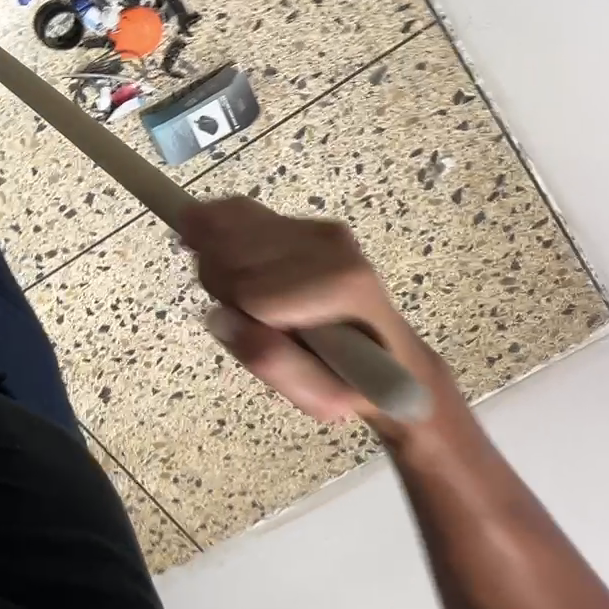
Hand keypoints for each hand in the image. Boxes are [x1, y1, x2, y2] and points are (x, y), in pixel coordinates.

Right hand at [180, 196, 428, 424]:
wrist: (392, 357)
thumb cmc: (355, 383)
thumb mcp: (320, 398)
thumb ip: (273, 363)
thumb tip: (219, 317)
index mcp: (340, 286)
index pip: (247, 283)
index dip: (233, 307)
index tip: (246, 328)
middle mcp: (330, 245)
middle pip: (231, 243)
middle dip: (219, 277)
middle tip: (243, 311)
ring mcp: (318, 228)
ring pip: (227, 221)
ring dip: (216, 255)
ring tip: (242, 291)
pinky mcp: (304, 221)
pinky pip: (235, 210)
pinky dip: (216, 230)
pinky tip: (226, 258)